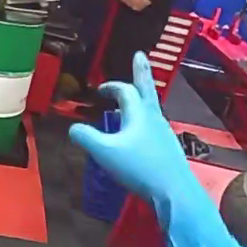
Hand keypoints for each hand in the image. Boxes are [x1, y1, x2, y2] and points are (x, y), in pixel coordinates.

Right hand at [70, 54, 246, 246]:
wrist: (173, 190)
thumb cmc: (139, 167)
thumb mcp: (105, 152)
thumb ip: (86, 138)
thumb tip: (73, 128)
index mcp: (138, 113)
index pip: (124, 91)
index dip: (111, 86)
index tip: (99, 90)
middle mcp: (153, 117)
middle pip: (146, 89)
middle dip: (141, 72)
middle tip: (140, 56)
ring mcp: (163, 132)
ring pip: (150, 108)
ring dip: (140, 99)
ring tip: (132, 99)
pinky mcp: (167, 147)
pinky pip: (152, 125)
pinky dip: (143, 120)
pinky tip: (137, 132)